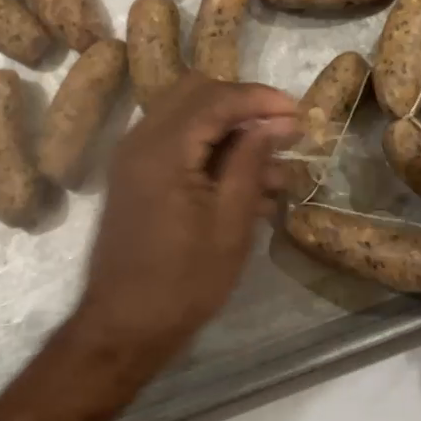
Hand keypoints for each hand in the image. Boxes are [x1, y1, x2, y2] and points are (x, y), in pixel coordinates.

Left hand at [71, 73, 299, 377]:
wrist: (122, 329)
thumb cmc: (183, 282)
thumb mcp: (230, 222)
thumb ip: (251, 161)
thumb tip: (278, 120)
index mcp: (163, 149)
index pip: (217, 98)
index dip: (260, 98)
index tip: (298, 112)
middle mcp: (140, 139)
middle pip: (197, 91)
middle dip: (243, 104)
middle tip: (280, 130)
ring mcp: (133, 155)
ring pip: (186, 112)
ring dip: (228, 126)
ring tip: (271, 168)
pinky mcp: (134, 173)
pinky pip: (175, 138)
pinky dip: (208, 146)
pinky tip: (243, 182)